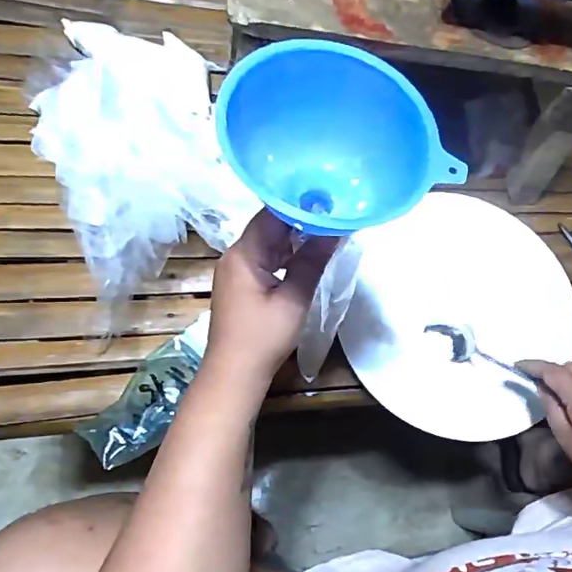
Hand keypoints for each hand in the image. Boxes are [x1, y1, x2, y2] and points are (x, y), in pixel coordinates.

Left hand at [204, 210, 340, 388]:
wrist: (235, 374)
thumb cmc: (263, 337)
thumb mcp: (294, 299)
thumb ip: (313, 262)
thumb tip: (336, 230)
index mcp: (244, 254)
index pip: (272, 215)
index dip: (300, 203)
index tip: (329, 197)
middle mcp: (236, 256)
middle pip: (271, 226)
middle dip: (302, 218)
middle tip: (336, 210)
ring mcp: (238, 271)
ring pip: (271, 243)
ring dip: (297, 237)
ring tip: (330, 228)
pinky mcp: (244, 285)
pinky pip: (269, 259)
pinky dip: (289, 255)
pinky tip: (311, 255)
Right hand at [516, 360, 571, 487]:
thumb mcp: (567, 437)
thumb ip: (552, 409)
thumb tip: (543, 389)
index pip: (551, 370)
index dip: (533, 366)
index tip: (517, 366)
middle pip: (570, 366)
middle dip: (551, 371)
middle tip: (537, 384)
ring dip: (568, 377)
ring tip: (557, 395)